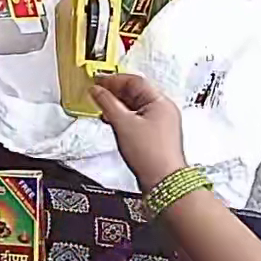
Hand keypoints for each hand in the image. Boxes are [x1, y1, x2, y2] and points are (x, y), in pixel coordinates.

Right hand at [88, 74, 186, 190]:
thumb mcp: (123, 123)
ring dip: (117, 105)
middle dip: (114, 92)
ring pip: (135, 106)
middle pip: (135, 92)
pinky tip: (112, 121)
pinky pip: (137, 118)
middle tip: (97, 92)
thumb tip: (96, 90)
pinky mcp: (155, 135)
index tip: (97, 80)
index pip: (134, 81)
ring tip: (102, 107)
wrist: (162, 181)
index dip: (113, 79)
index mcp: (160, 102)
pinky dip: (123, 117)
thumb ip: (107, 103)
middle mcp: (163, 110)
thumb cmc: (151, 154)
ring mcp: (160, 123)